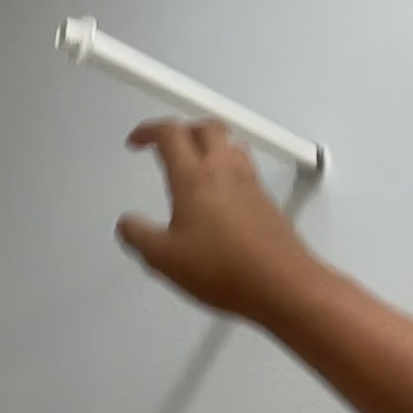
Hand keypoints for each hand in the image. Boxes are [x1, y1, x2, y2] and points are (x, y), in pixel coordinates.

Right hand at [117, 119, 326, 322]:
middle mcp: (224, 170)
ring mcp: (250, 183)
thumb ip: (139, 236)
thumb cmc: (226, 269)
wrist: (284, 286)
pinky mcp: (267, 200)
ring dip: (208, 144)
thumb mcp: (164, 259)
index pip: (170, 133)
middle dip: (182, 129)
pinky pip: (245, 167)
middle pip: (205, 127)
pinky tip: (220, 194)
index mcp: (193, 176)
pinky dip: (226, 167)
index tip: (137, 141)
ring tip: (193, 162)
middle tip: (166, 144)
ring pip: (229, 143)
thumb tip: (127, 224)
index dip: (149, 130)